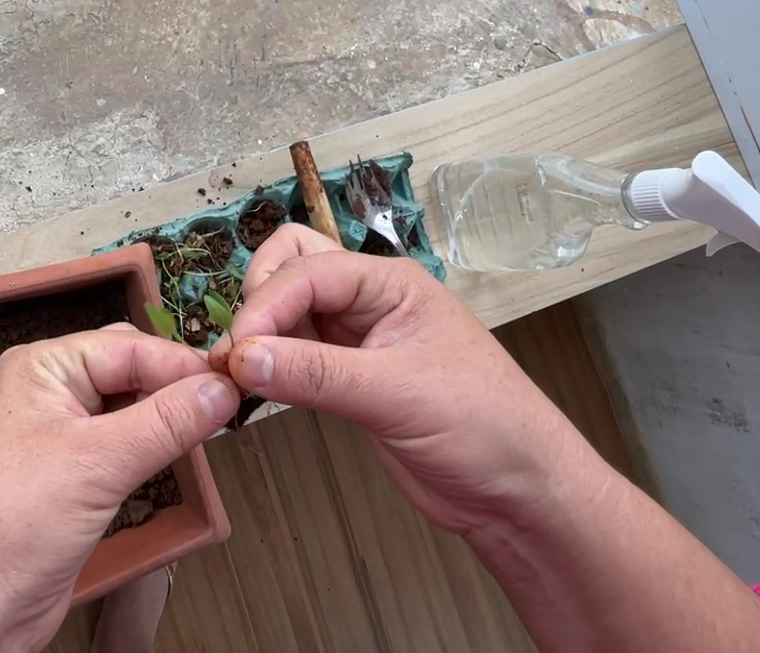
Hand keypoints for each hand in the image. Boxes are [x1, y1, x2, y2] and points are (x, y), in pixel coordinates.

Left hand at [0, 325, 238, 652]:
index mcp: (42, 366)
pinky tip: (178, 448)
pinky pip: (120, 440)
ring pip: (127, 404)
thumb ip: (165, 421)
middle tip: (226, 401)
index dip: (180, 363)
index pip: (127, 346)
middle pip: (127, 368)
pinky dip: (152, 441)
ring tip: (212, 422)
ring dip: (166, 413)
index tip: (233, 381)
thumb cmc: (14, 524)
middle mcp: (48, 388)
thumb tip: (223, 388)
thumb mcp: (99, 462)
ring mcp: (57, 430)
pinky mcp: (68, 471)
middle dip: (173, 383)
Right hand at [210, 223, 590, 533]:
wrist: (522, 496)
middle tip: (241, 347)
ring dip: (260, 329)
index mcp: (388, 282)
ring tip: (239, 370)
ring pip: (288, 306)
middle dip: (260, 295)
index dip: (266, 303)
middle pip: (292, 263)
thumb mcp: (397, 395)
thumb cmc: (484, 428)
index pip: (308, 270)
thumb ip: (316, 373)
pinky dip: (269, 361)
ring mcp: (355, 335)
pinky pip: (294, 351)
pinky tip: (256, 385)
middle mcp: (367, 298)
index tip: (238, 350)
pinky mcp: (345, 373)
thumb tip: (241, 357)